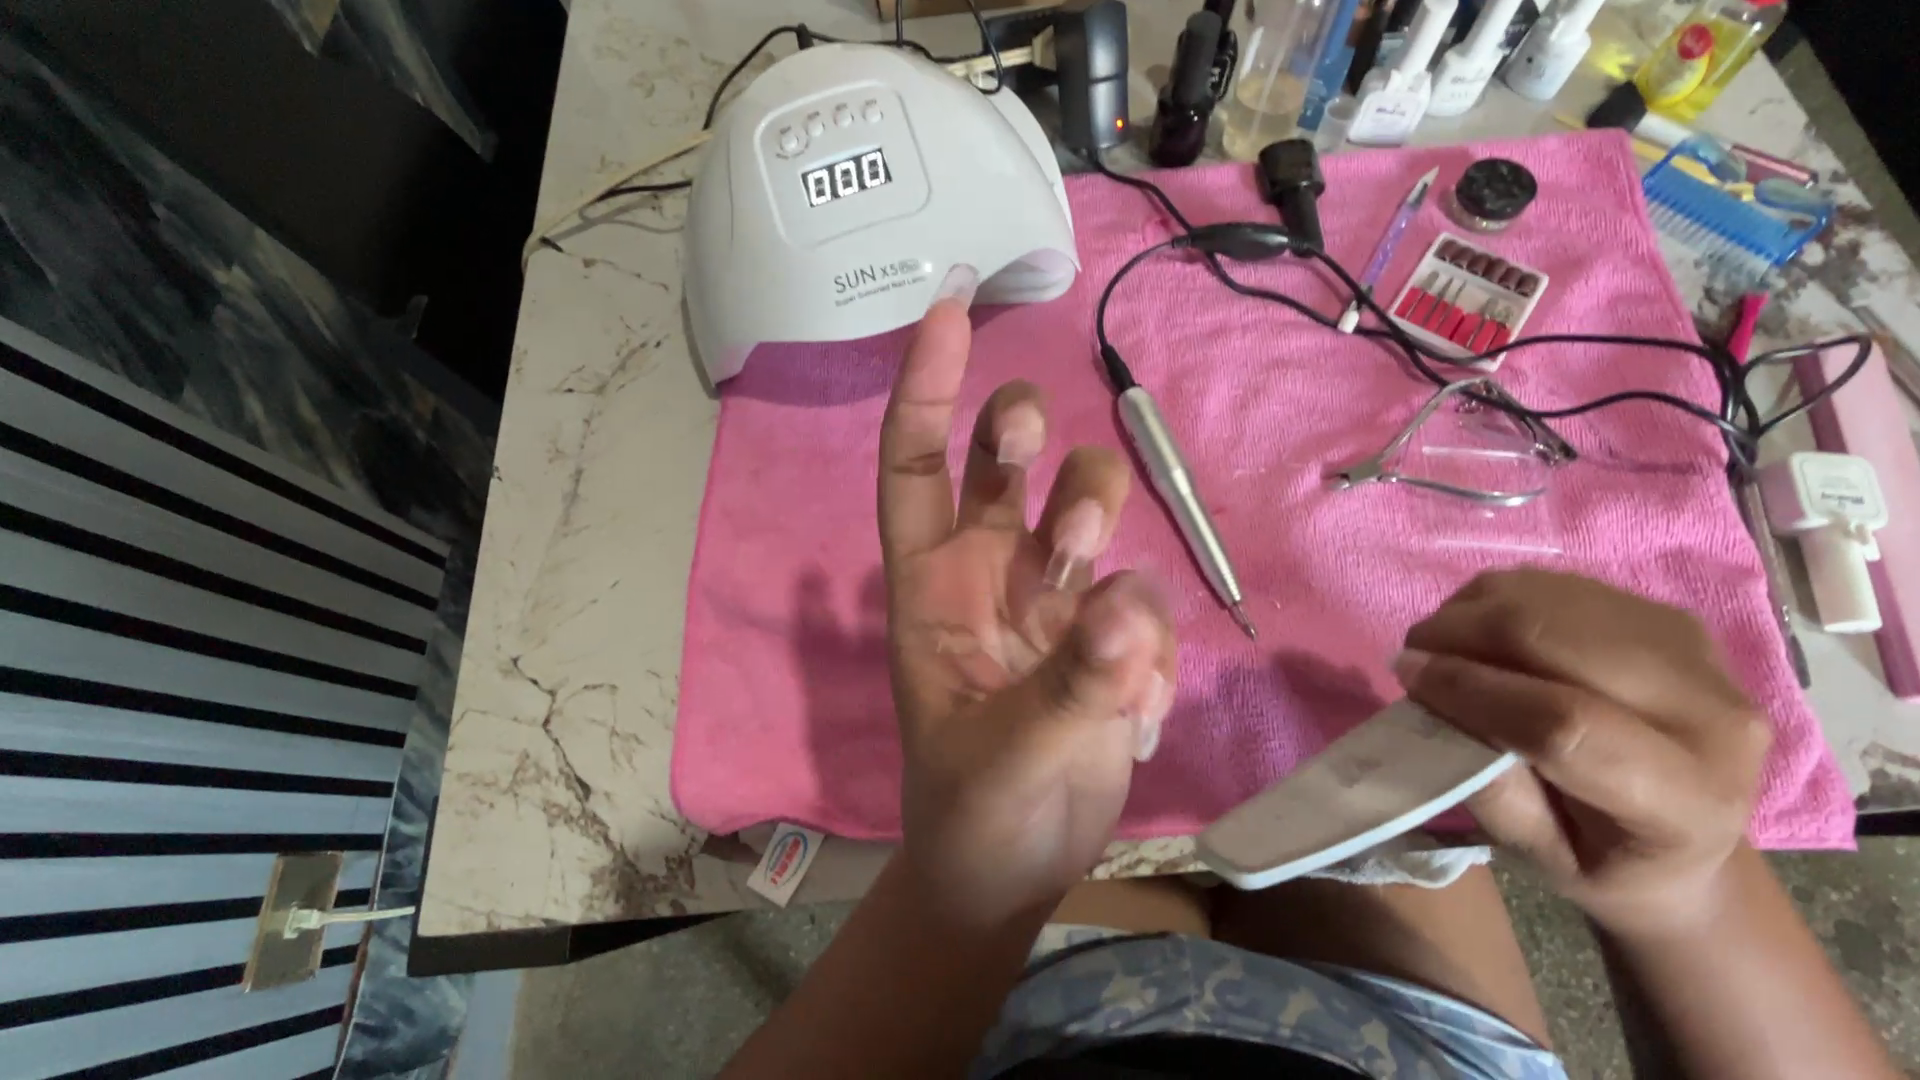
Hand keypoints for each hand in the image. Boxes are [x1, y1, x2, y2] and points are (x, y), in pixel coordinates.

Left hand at [878, 266, 1176, 926]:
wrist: (1017, 869)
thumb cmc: (976, 811)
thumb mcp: (1006, 759)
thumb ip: (1066, 688)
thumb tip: (1121, 612)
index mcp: (932, 586)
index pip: (915, 465)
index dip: (927, 387)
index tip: (952, 308)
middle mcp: (992, 572)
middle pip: (1008, 458)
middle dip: (1027, 441)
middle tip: (1055, 500)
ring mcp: (1055, 598)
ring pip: (1086, 504)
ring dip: (1101, 531)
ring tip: (1108, 628)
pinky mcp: (1109, 633)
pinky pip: (1142, 597)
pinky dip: (1147, 643)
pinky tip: (1131, 713)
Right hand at [1393, 569, 1771, 937]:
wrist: (1691, 841)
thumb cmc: (1604, 860)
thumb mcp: (1542, 857)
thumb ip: (1493, 791)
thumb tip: (1436, 707)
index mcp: (1686, 798)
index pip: (1567, 723)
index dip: (1472, 691)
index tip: (1408, 677)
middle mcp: (1708, 714)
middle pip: (1559, 640)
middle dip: (1462, 634)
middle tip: (1413, 651)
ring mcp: (1694, 654)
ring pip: (1554, 600)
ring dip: (1475, 610)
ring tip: (1441, 641)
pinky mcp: (1667, 619)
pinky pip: (1561, 586)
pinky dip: (1499, 598)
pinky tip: (1479, 628)